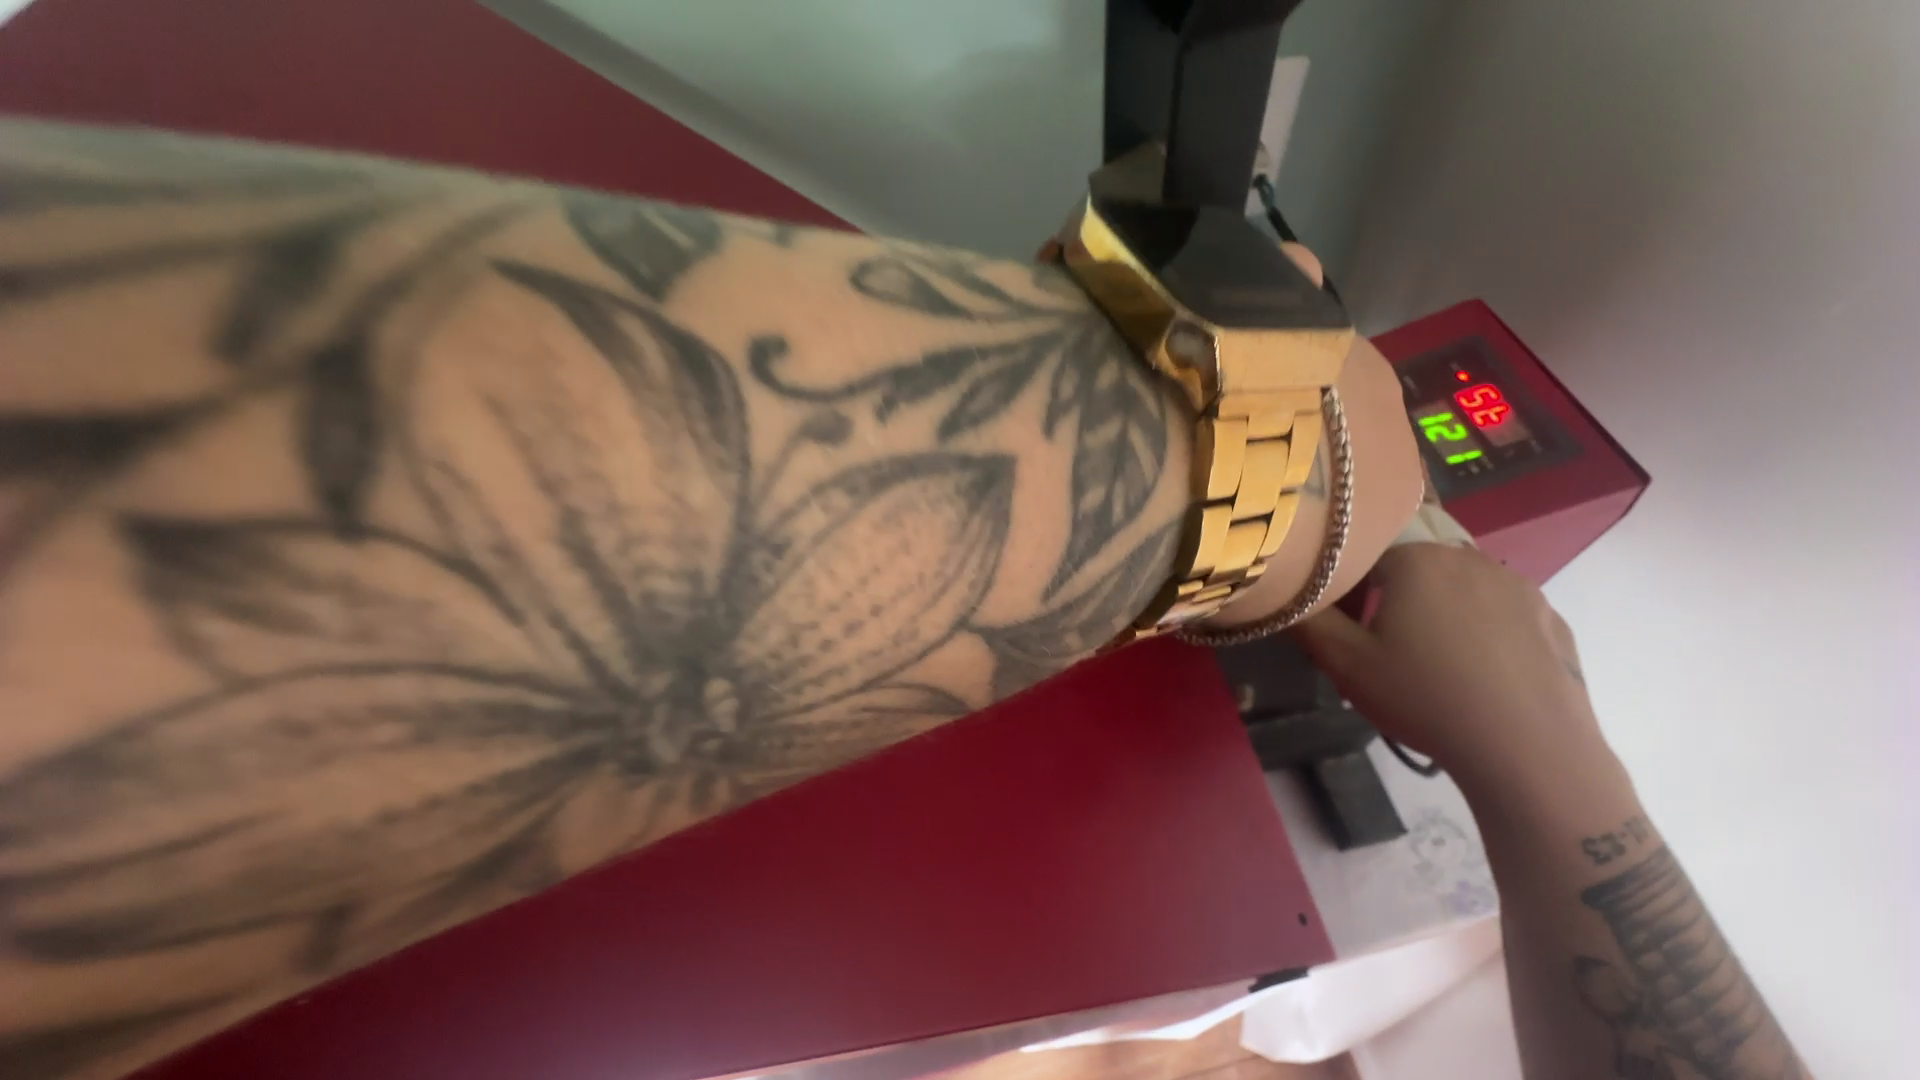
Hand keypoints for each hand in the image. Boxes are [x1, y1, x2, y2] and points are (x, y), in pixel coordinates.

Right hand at [1292, 543, 1608, 791]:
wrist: (1529, 752)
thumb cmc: (1425, 699)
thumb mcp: (1345, 664)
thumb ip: (1307, 620)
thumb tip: (1285, 594)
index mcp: (1415, 560)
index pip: (1362, 553)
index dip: (1346, 589)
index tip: (1347, 630)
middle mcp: (1469, 558)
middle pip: (1413, 566)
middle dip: (1392, 597)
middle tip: (1385, 649)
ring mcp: (1518, 586)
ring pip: (1459, 586)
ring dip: (1439, 610)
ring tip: (1434, 663)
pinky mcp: (1551, 618)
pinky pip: (1500, 611)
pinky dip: (1483, 630)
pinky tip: (1478, 673)